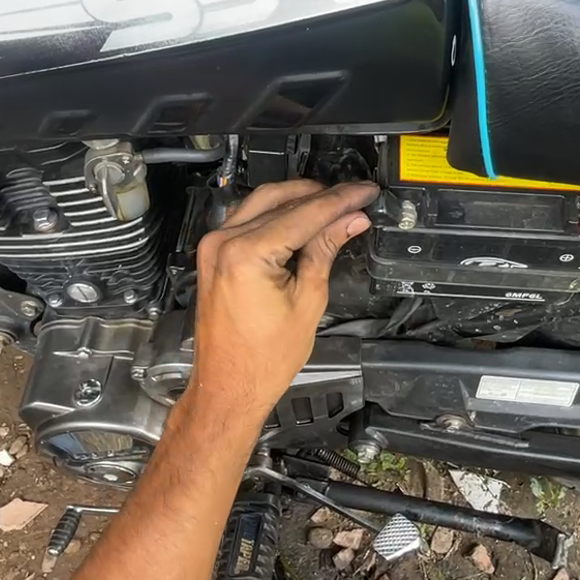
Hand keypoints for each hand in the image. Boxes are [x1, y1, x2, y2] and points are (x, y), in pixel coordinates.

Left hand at [184, 180, 377, 427]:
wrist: (229, 386)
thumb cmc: (263, 359)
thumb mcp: (308, 301)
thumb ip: (326, 251)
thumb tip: (350, 221)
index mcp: (246, 254)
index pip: (304, 214)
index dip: (341, 201)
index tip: (365, 192)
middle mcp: (223, 242)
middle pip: (282, 200)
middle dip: (322, 196)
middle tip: (356, 197)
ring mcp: (214, 246)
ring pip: (263, 202)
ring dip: (299, 200)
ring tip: (335, 205)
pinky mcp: (213, 254)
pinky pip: (248, 219)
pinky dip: (277, 214)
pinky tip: (303, 218)